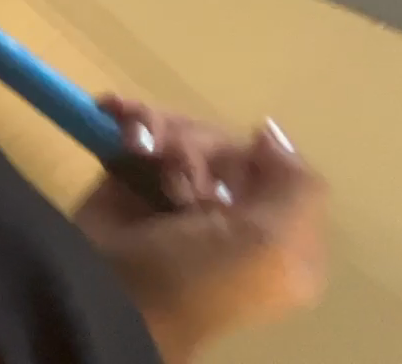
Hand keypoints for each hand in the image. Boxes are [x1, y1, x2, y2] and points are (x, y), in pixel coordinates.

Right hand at [76, 97, 326, 359]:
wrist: (111, 290)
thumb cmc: (198, 276)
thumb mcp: (271, 246)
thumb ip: (294, 188)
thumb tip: (269, 131)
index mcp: (272, 230)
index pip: (264, 165)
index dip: (237, 155)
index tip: (214, 169)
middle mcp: (225, 208)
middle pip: (212, 144)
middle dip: (185, 142)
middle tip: (160, 158)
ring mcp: (170, 191)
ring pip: (169, 132)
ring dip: (148, 126)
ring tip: (129, 141)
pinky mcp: (124, 178)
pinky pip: (128, 133)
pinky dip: (120, 117)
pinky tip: (107, 111)